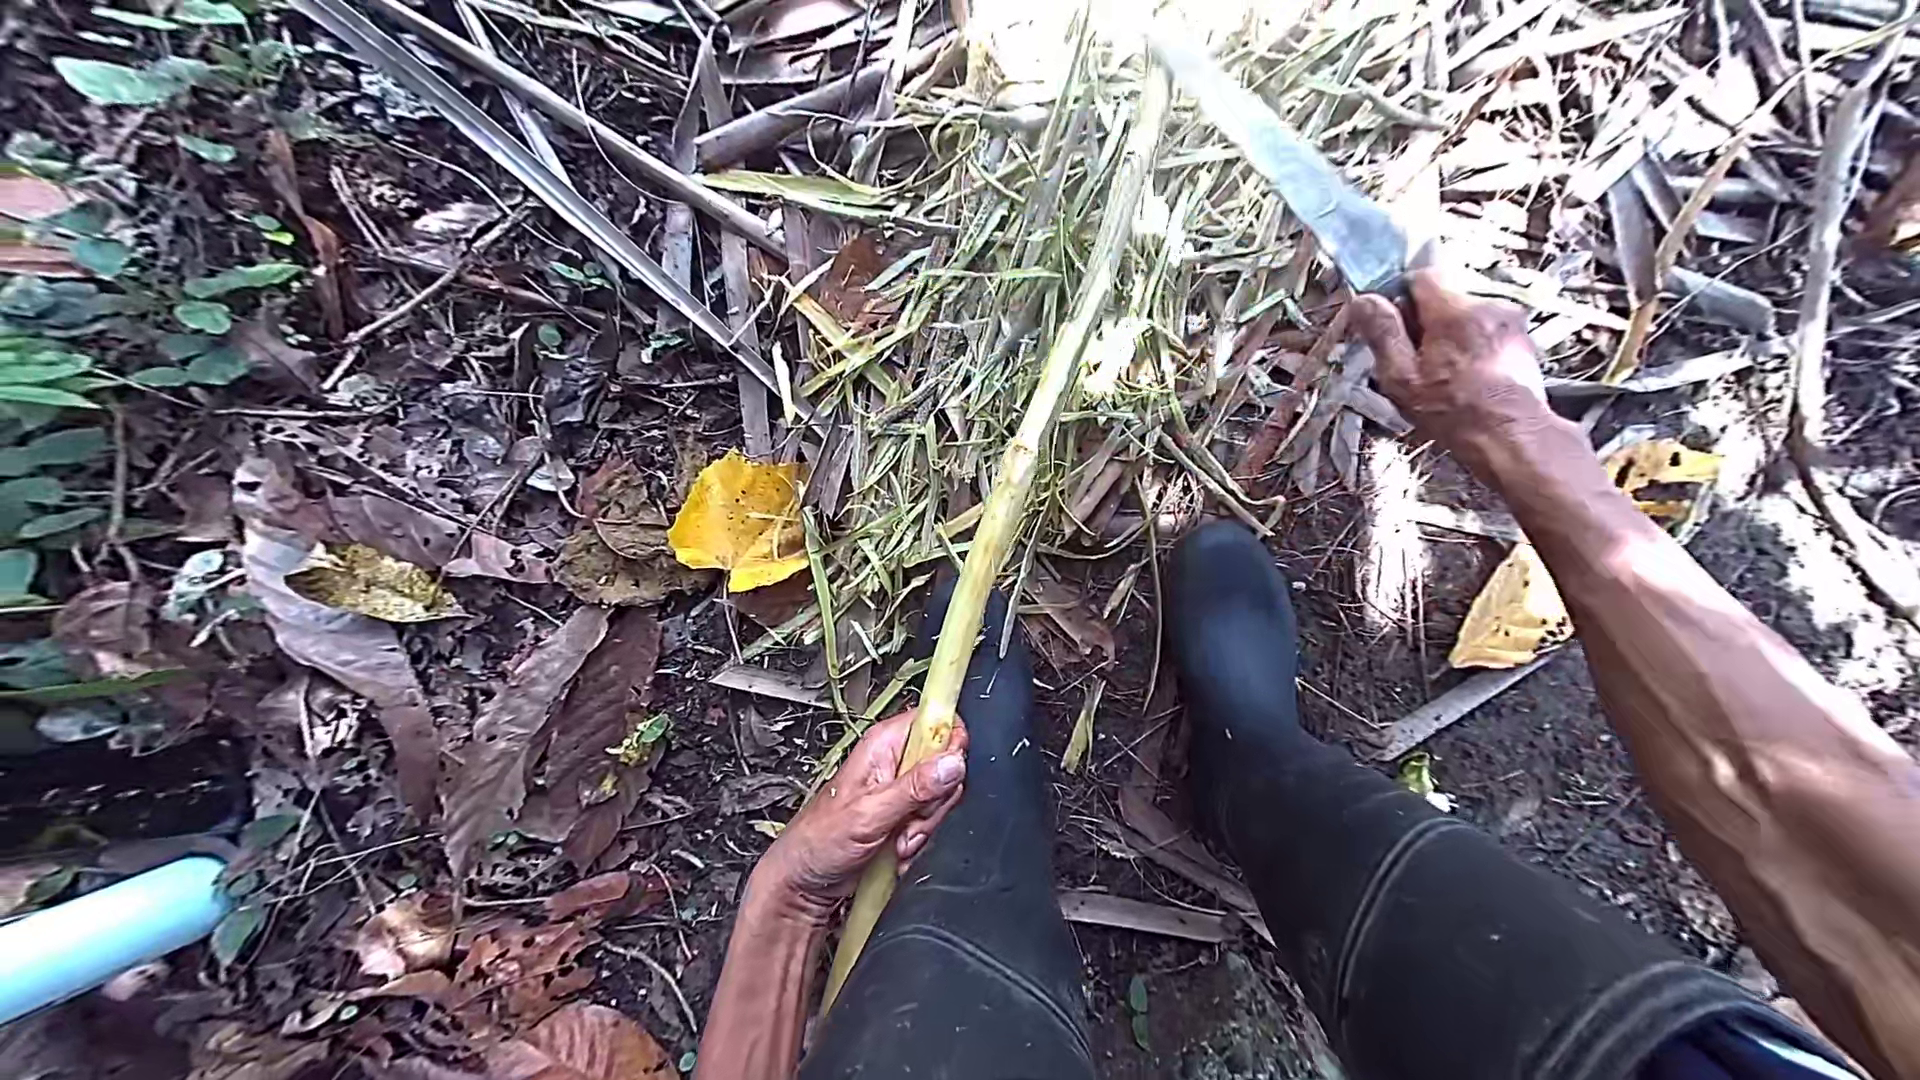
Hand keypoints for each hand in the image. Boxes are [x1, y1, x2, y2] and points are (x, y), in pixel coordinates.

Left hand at [752, 710, 967, 922]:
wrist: (807, 879)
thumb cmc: (819, 839)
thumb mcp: (869, 812)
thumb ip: (915, 787)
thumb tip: (953, 763)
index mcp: (885, 742)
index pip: (938, 720)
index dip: (950, 744)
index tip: (942, 775)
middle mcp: (896, 759)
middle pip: (948, 764)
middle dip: (935, 801)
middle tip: (908, 819)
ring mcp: (903, 787)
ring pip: (943, 796)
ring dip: (925, 826)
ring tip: (896, 838)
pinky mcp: (907, 812)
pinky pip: (934, 821)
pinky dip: (921, 840)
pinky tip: (898, 848)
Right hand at [1351, 269, 1553, 471]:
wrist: (1509, 434)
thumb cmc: (1450, 410)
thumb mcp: (1400, 376)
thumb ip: (1383, 333)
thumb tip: (1363, 301)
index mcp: (1454, 311)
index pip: (1422, 275)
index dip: (1399, 294)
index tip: (1388, 322)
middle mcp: (1488, 304)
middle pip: (1443, 294)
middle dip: (1421, 318)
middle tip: (1408, 355)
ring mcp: (1509, 319)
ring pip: (1463, 311)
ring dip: (1443, 332)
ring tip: (1434, 369)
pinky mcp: (1520, 336)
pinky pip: (1482, 326)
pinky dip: (1466, 341)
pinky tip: (1459, 372)